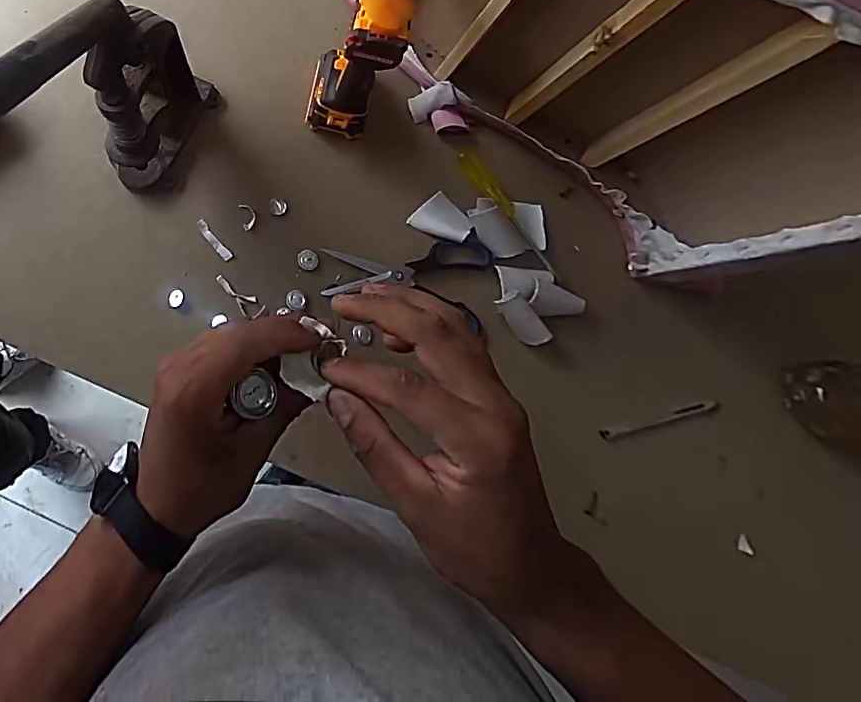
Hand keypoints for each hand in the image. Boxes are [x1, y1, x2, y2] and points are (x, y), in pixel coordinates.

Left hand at [136, 317, 318, 537]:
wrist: (155, 506)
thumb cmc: (193, 490)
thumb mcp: (249, 453)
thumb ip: (283, 409)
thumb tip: (311, 379)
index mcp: (192, 390)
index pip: (246, 342)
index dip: (286, 334)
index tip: (315, 339)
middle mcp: (179, 369)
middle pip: (240, 331)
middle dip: (280, 333)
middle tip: (312, 345)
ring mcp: (176, 364)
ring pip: (231, 332)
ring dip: (265, 338)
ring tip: (295, 355)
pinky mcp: (180, 367)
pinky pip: (221, 342)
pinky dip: (248, 346)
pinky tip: (267, 362)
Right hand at [322, 285, 580, 620]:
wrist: (531, 564)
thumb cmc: (477, 549)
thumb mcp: (417, 508)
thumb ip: (376, 447)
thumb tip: (340, 400)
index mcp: (477, 437)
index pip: (409, 388)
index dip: (362, 373)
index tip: (328, 368)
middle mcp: (495, 403)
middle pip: (439, 334)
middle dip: (388, 309)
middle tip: (346, 303)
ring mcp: (500, 393)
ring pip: (457, 326)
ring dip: (412, 304)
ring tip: (371, 296)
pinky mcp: (497, 393)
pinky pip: (465, 341)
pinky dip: (431, 321)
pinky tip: (404, 324)